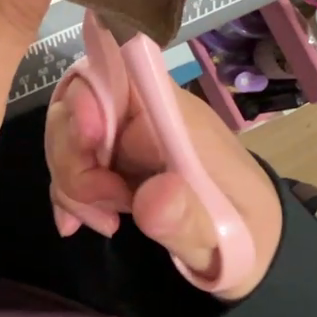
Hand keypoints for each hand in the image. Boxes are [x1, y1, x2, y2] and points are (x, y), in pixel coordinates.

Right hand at [45, 68, 281, 301]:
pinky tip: (77, 223)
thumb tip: (154, 196)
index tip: (90, 149)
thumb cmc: (242, 232)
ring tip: (105, 221)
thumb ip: (185, 219)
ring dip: (71, 182)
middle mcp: (144, 111)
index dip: (84, 102)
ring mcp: (124, 132)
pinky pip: (72, 159)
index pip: (110, 75)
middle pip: (75, 103)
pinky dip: (68, 191)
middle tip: (104, 208)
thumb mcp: (218, 238)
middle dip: (72, 159)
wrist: (250, 241)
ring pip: (67, 133)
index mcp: (172, 115)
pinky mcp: (113, 155)